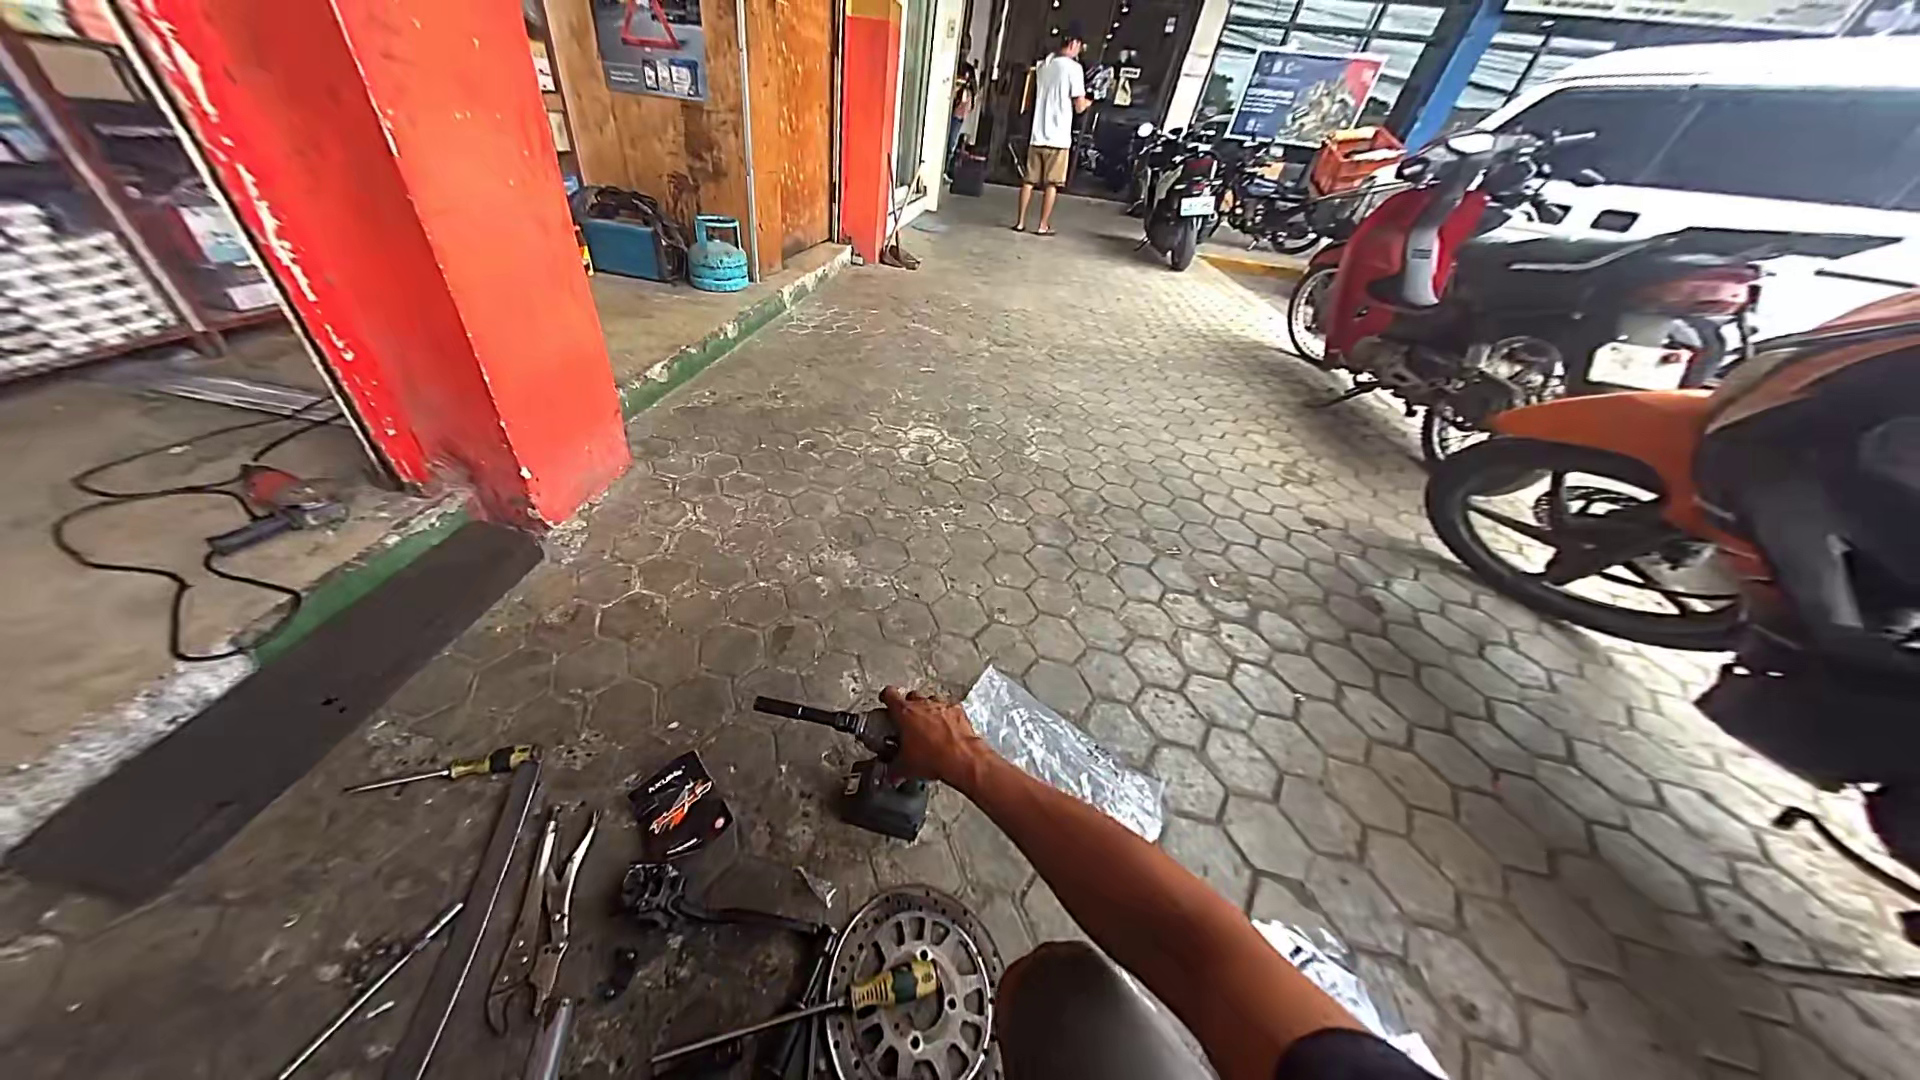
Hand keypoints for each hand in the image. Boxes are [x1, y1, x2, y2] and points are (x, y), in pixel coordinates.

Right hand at [880, 686, 989, 785]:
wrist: (961, 758)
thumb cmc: (933, 757)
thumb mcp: (905, 767)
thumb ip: (893, 768)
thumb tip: (891, 774)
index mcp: (905, 713)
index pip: (890, 695)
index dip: (886, 696)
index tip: (885, 699)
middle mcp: (923, 705)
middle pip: (911, 697)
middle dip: (909, 707)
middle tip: (908, 720)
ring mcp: (941, 706)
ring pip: (931, 701)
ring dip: (928, 711)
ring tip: (928, 727)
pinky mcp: (957, 711)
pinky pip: (948, 709)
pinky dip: (946, 717)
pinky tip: (946, 730)